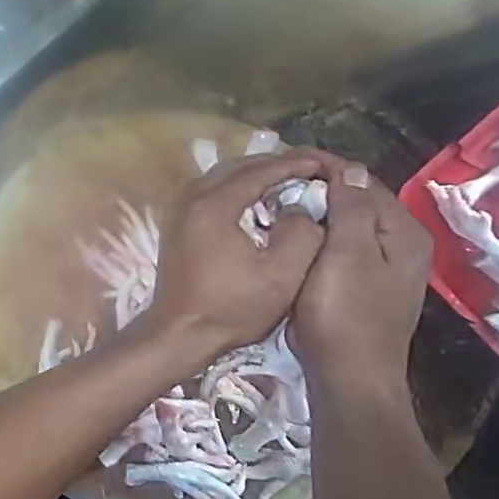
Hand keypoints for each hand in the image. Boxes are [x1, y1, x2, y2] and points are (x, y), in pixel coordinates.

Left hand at [140, 151, 329, 360]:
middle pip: (238, 166)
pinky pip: (212, 191)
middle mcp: (192, 198)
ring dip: (255, 174)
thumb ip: (302, 235)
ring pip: (223, 176)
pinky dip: (237, 187)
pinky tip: (256, 200)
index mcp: (214, 204)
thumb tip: (304, 209)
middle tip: (308, 168)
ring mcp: (180, 210)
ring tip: (287, 179)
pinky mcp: (177, 224)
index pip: (259, 171)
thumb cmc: (231, 308)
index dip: (294, 164)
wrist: (179, 335)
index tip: (322, 163)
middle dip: (275, 163)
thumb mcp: (281, 276)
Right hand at [294, 161, 433, 395]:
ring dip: (320, 216)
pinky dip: (321, 241)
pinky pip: (343, 252)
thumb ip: (352, 207)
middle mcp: (401, 248)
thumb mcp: (346, 254)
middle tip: (280, 185)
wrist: (350, 383)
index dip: (328, 168)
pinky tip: (297, 243)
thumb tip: (352, 169)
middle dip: (323, 191)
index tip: (289, 161)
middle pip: (359, 204)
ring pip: (349, 229)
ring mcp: (385, 272)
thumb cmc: (345, 315)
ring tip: (283, 208)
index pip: (364, 182)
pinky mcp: (366, 291)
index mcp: (402, 233)